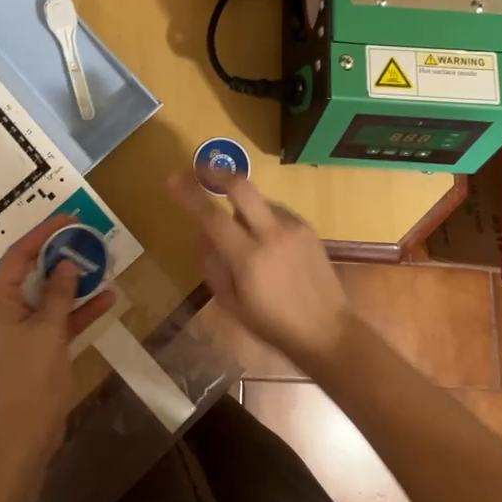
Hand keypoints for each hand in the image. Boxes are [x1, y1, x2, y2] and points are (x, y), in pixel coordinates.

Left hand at [0, 215, 116, 461]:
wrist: (22, 437)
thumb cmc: (29, 378)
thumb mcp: (48, 330)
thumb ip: (59, 294)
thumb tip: (67, 262)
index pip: (17, 255)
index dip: (42, 234)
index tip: (68, 219)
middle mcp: (6, 311)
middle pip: (33, 273)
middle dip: (59, 255)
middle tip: (86, 237)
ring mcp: (22, 331)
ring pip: (49, 296)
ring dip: (73, 282)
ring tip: (101, 262)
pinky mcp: (38, 349)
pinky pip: (59, 320)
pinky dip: (79, 310)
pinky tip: (107, 298)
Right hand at [169, 170, 352, 368]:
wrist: (328, 332)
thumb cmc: (273, 325)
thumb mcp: (232, 304)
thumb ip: (213, 265)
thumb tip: (201, 233)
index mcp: (248, 259)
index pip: (212, 217)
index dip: (190, 195)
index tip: (173, 178)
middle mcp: (272, 235)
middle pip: (242, 187)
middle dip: (218, 173)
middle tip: (200, 169)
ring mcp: (293, 228)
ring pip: (259, 200)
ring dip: (243, 206)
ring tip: (242, 233)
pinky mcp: (307, 228)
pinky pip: (276, 212)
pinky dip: (263, 218)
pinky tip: (265, 240)